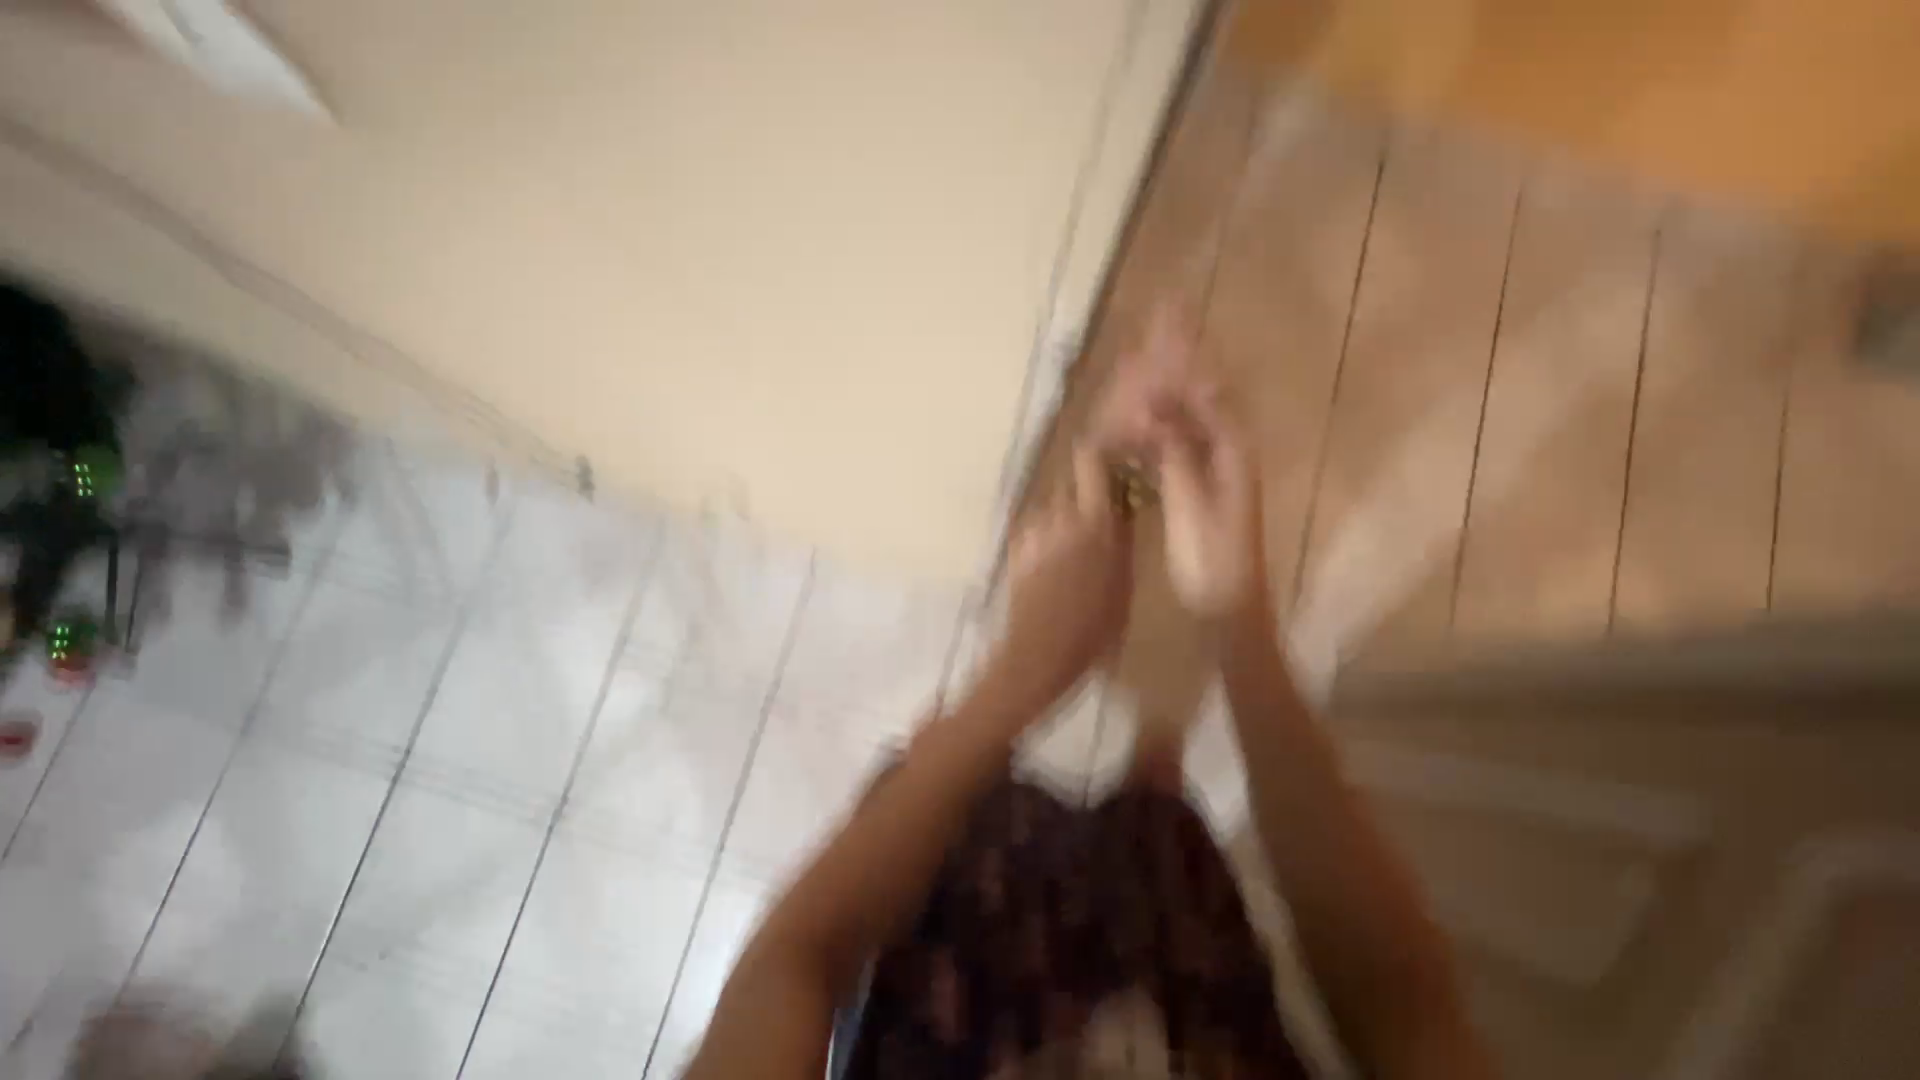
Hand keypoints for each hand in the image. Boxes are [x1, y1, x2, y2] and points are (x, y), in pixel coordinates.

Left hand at [981, 444, 1133, 710]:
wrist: (1039, 654)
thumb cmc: (1094, 629)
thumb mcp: (1124, 585)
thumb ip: (1123, 539)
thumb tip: (1127, 507)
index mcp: (1094, 520)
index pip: (1091, 459)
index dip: (1102, 452)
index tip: (1118, 458)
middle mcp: (1060, 515)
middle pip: (1071, 479)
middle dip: (1087, 488)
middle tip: (1103, 511)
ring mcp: (1033, 531)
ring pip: (1053, 505)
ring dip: (1066, 514)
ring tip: (1078, 545)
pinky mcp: (1015, 548)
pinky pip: (1037, 528)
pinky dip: (1048, 535)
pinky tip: (1056, 563)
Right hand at [1092, 301, 1265, 621]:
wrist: (1232, 607)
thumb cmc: (1214, 567)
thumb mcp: (1193, 515)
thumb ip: (1177, 463)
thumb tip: (1158, 416)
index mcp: (1231, 454)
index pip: (1206, 390)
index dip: (1185, 354)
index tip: (1167, 318)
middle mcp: (1227, 450)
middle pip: (1202, 387)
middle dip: (1180, 349)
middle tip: (1162, 310)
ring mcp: (1215, 466)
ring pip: (1191, 407)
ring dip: (1170, 373)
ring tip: (1150, 343)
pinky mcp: (1201, 482)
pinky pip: (1180, 433)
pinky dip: (1161, 411)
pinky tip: (1145, 403)